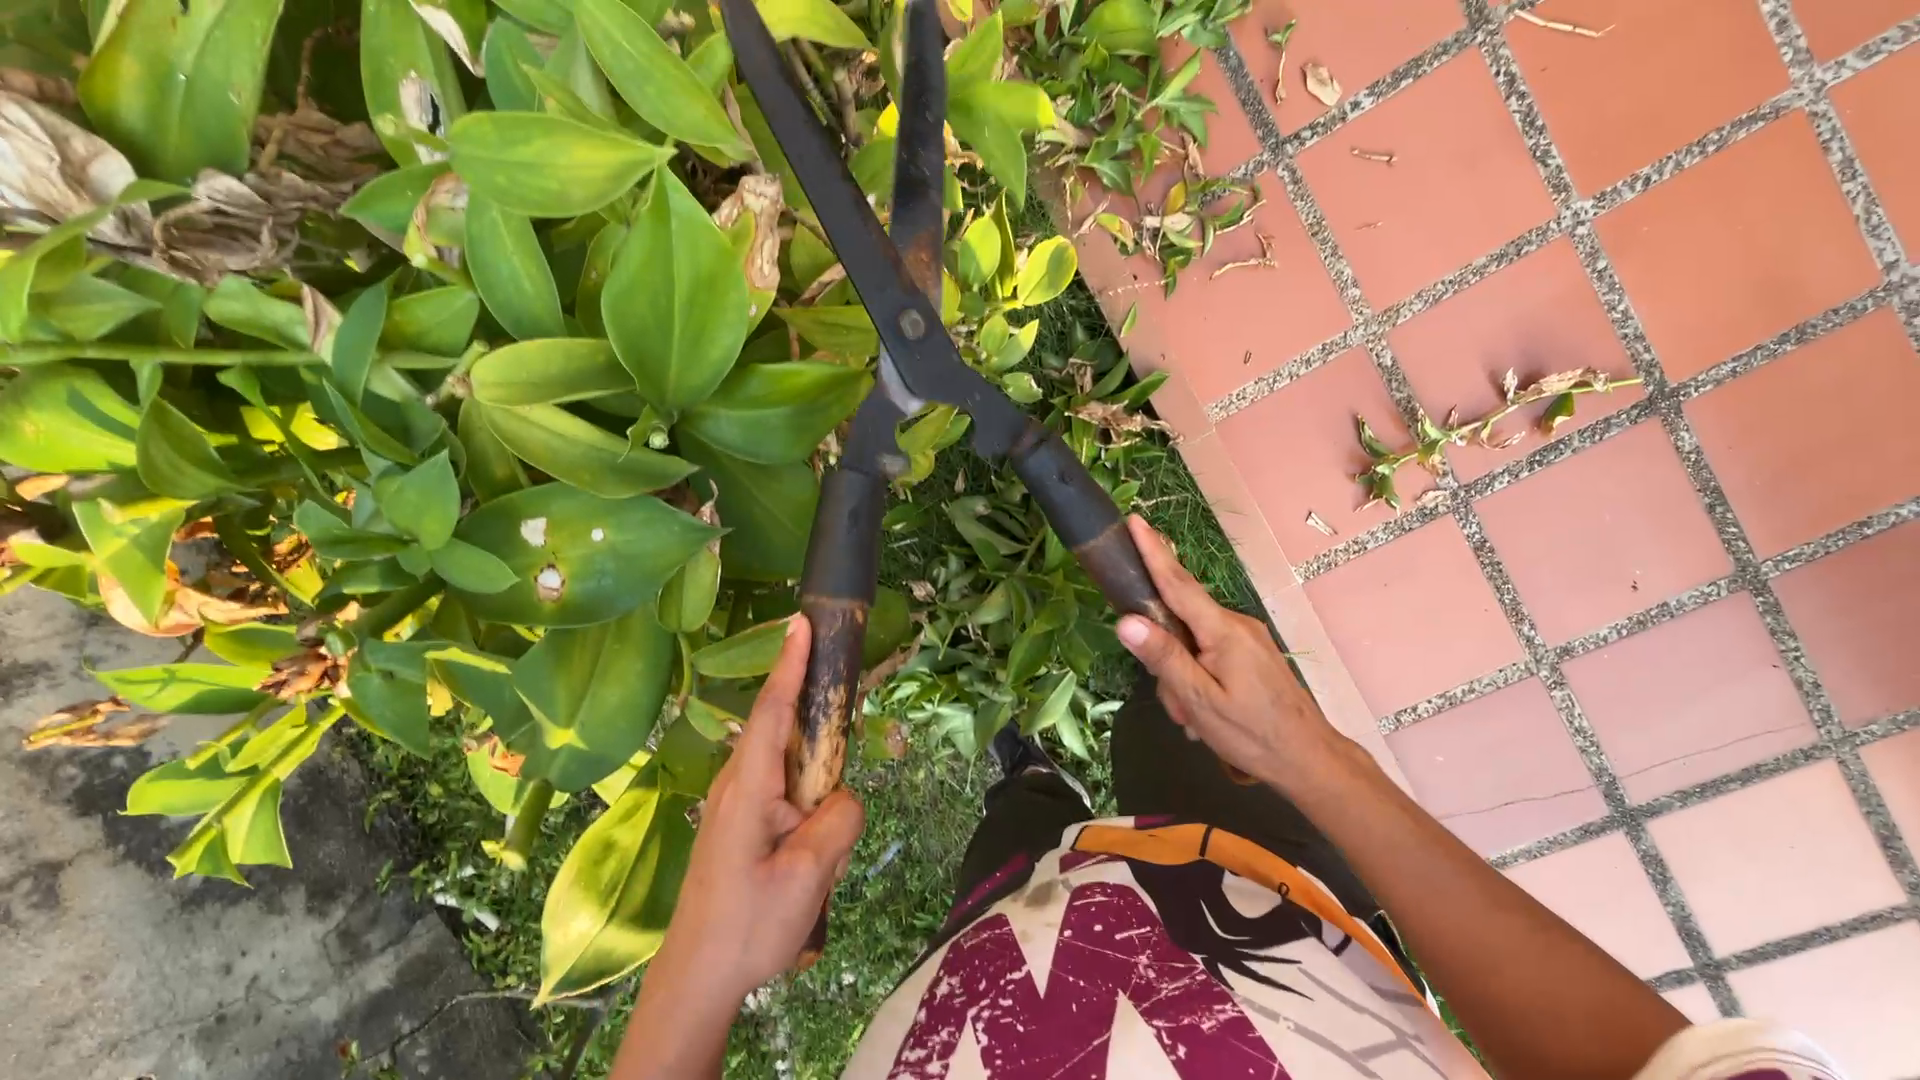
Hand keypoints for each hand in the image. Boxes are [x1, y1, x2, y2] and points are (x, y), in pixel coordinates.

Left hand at [652, 615, 865, 1001]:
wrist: (698, 977)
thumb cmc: (748, 924)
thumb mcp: (808, 875)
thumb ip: (839, 819)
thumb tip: (844, 795)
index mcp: (748, 785)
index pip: (772, 709)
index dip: (790, 663)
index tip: (801, 621)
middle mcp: (739, 783)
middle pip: (790, 737)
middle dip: (824, 752)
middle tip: (834, 811)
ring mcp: (740, 805)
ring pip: (795, 773)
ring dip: (819, 801)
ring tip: (817, 867)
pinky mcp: (745, 825)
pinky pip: (788, 799)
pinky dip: (810, 815)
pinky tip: (812, 864)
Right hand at [1114, 515, 1351, 795]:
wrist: (1308, 758)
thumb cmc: (1252, 733)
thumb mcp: (1199, 700)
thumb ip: (1163, 658)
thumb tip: (1126, 621)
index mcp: (1222, 631)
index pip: (1177, 584)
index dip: (1153, 552)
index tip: (1134, 520)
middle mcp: (1235, 624)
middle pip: (1179, 619)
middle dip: (1165, 656)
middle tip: (1177, 703)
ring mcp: (1246, 638)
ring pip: (1191, 642)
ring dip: (1182, 676)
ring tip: (1194, 717)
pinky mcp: (1250, 653)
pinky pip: (1208, 653)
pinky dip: (1197, 679)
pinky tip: (1204, 712)